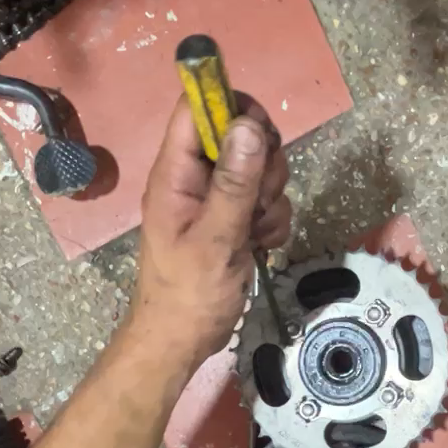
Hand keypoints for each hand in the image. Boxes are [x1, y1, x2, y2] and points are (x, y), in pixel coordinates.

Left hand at [127, 94, 291, 370]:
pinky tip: (261, 246)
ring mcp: (217, 202)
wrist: (183, 340)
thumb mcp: (215, 240)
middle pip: (240, 136)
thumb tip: (249, 125)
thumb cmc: (189, 295)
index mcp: (176, 174)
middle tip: (258, 199)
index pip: (198, 110)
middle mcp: (196, 180)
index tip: (262, 133)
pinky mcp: (235, 224)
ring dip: (270, 200)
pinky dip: (271, 223)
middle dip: (263, 164)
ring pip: (260, 173)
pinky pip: (266, 204)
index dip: (231, 106)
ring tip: (256, 233)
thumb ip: (234, 183)